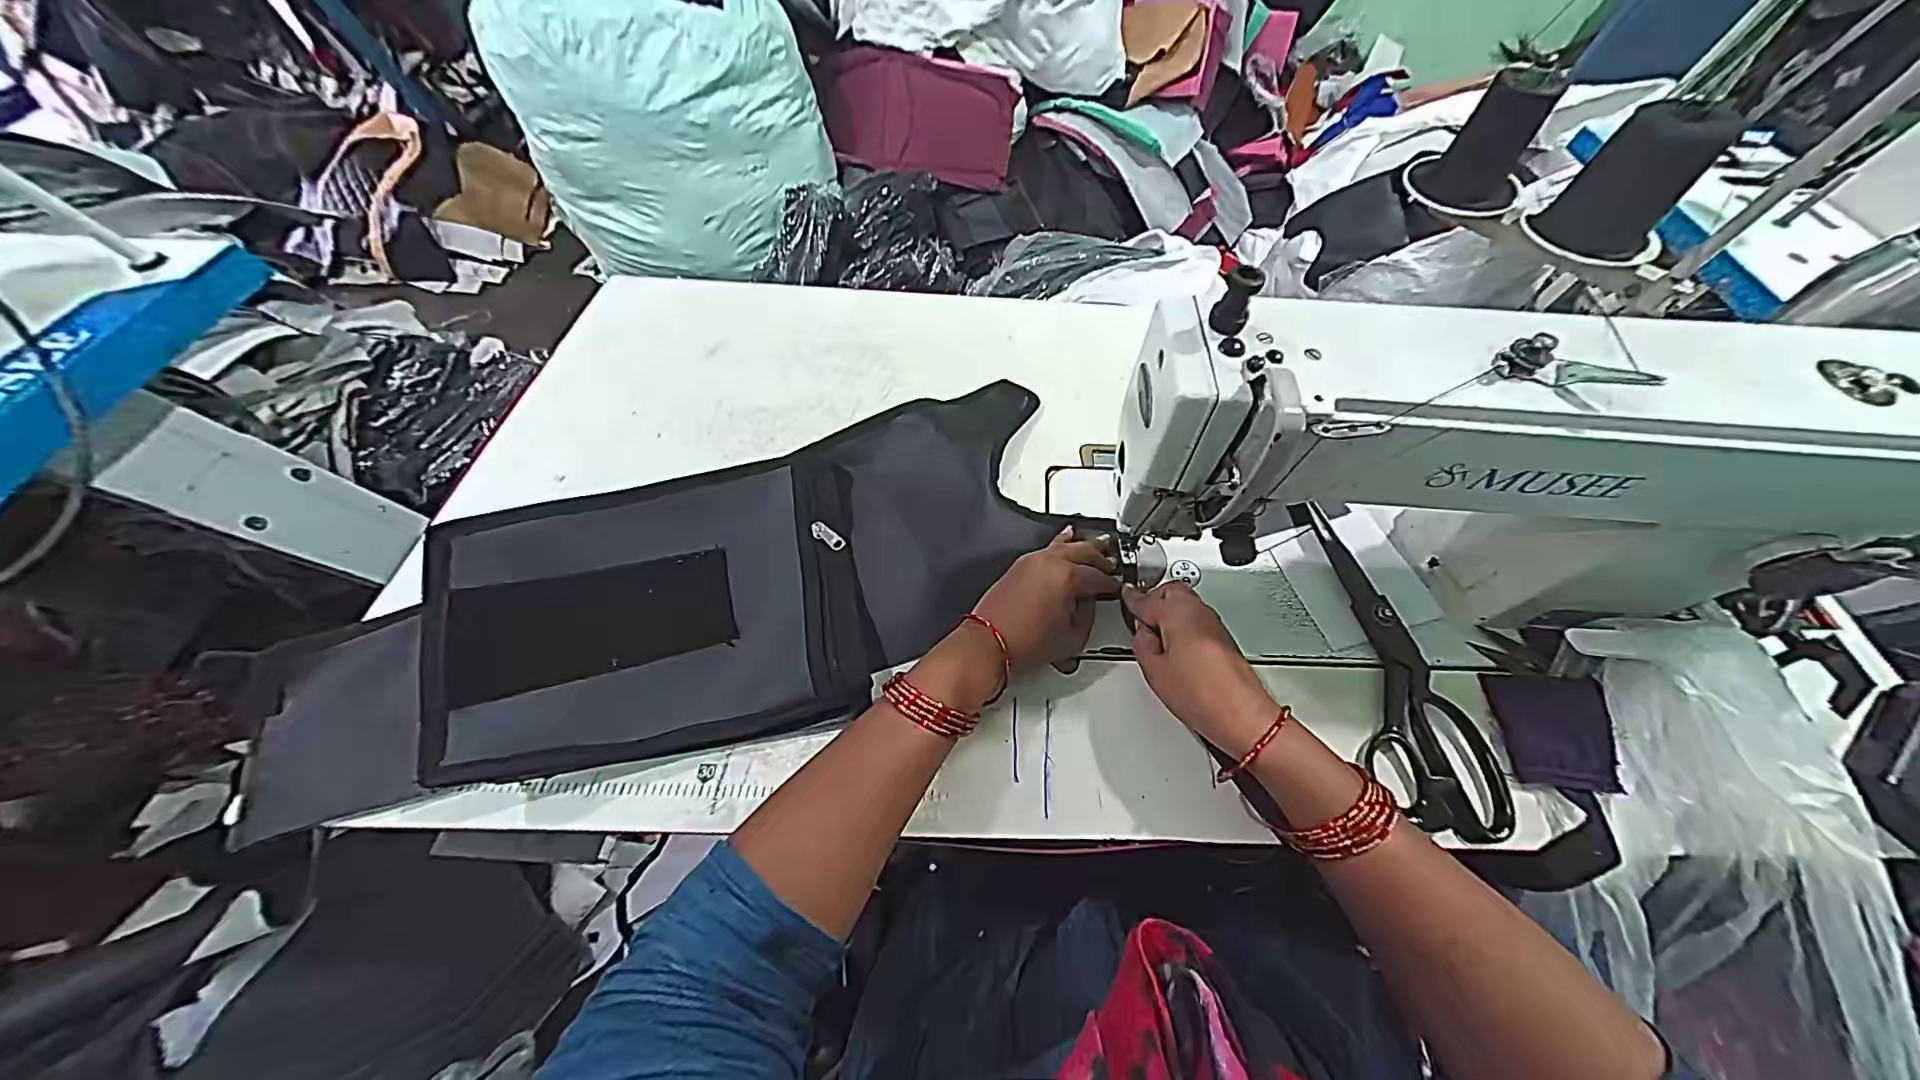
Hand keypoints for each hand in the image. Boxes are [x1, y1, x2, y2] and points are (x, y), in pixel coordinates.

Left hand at [973, 527, 1120, 670]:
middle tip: (1111, 565)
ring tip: (1097, 545)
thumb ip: (1089, 614)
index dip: (1112, 583)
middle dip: (1102, 559)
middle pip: (1086, 552)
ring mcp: (1033, 560)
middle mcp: (1050, 562)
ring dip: (1084, 546)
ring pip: (1066, 544)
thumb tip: (1089, 603)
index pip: (1100, 576)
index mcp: (1068, 577)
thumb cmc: (1023, 642)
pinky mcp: (1020, 564)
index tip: (1116, 587)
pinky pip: (1047, 548)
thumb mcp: (1074, 637)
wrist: (989, 643)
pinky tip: (1066, 541)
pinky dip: (1061, 543)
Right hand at [1123, 582, 1277, 752]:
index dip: (1133, 599)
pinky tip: (1175, 646)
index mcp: (1179, 614)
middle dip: (1154, 598)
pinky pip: (1197, 618)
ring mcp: (1215, 624)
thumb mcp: (1154, 671)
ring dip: (1169, 611)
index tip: (1127, 597)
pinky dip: (1183, 624)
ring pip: (1186, 602)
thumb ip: (1142, 644)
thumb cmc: (1205, 695)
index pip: (1148, 599)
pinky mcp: (1224, 638)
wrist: (1242, 716)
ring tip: (1157, 636)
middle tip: (1140, 616)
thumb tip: (1143, 634)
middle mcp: (1200, 612)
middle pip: (1171, 590)